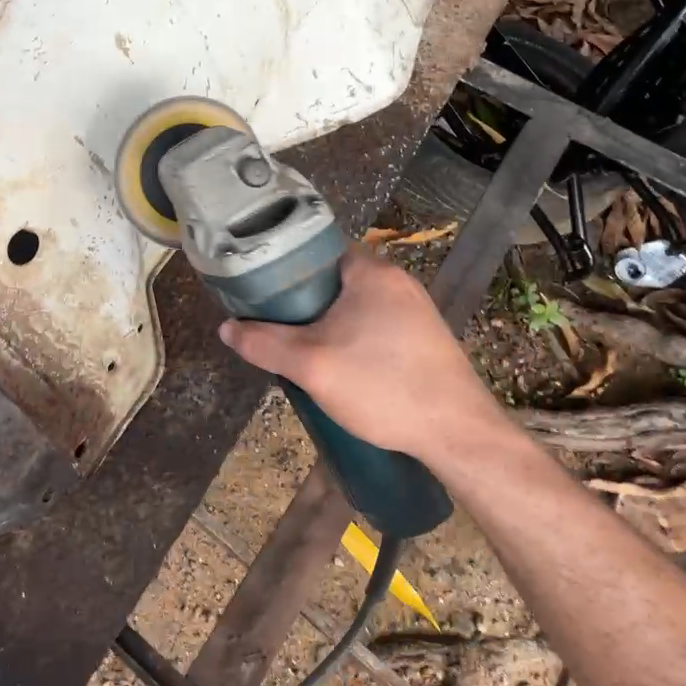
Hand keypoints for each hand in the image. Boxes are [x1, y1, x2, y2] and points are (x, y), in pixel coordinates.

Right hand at [218, 246, 507, 464]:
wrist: (459, 436)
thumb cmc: (383, 387)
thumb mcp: (309, 365)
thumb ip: (262, 343)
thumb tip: (227, 328)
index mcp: (371, 272)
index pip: (313, 250)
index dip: (279, 266)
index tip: (255, 288)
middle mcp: (396, 282)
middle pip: (328, 279)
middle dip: (297, 301)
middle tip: (270, 324)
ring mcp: (414, 310)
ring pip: (348, 305)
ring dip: (320, 322)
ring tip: (295, 347)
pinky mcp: (422, 339)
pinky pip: (369, 324)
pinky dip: (346, 336)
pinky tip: (333, 364)